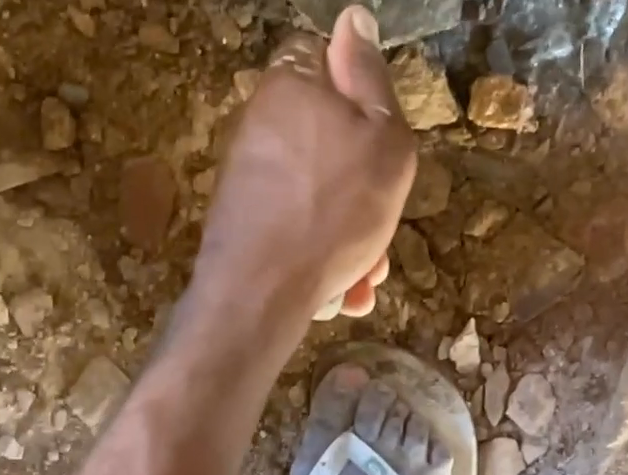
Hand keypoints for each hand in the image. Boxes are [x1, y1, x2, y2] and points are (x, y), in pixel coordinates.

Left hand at [194, 7, 415, 320]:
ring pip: (317, 199)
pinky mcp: (243, 225)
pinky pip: (297, 233)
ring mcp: (249, 178)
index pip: (322, 57)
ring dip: (350, 240)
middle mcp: (262, 123)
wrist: (263, 290)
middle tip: (382, 233)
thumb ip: (372, 80)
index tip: (380, 139)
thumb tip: (355, 19)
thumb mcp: (383, 140)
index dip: (358, 93)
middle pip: (327, 141)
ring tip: (363, 280)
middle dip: (364, 192)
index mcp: (292, 85)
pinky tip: (338, 294)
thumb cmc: (336, 209)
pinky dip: (322, 260)